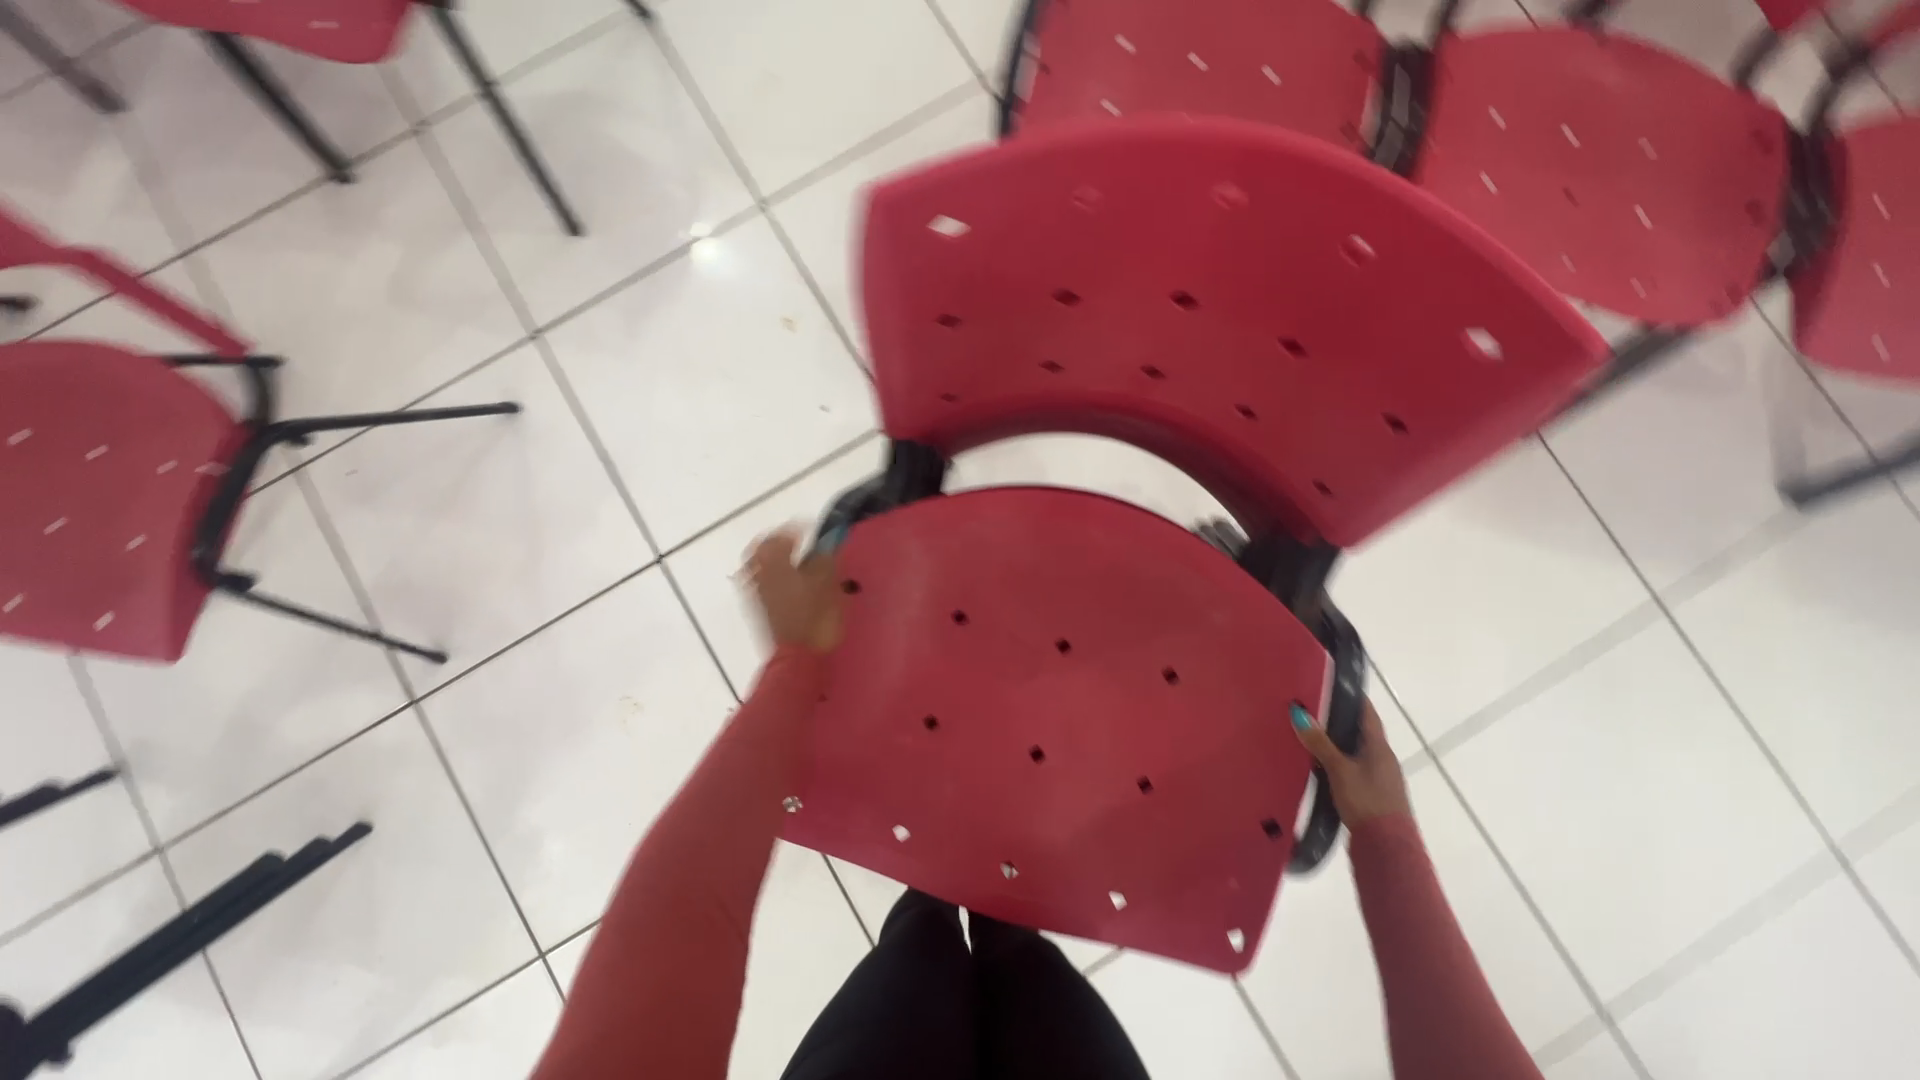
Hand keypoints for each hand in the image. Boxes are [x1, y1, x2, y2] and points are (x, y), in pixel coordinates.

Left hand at [744, 527, 842, 653]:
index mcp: (777, 563)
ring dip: (770, 556)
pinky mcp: (758, 609)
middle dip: (775, 539)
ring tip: (790, 558)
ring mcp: (757, 592)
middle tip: (795, 539)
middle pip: (759, 548)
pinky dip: (769, 574)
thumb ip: (826, 557)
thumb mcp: (828, 584)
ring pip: (756, 564)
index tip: (812, 529)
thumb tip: (830, 538)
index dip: (797, 528)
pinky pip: (758, 581)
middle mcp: (761, 574)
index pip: (781, 535)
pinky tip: (786, 581)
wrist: (798, 658)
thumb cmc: (816, 618)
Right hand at [1292, 697, 1410, 825]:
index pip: (1367, 713)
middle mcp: (1383, 758)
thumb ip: (1320, 743)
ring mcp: (1380, 778)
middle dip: (1339, 721)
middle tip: (1311, 709)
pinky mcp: (1373, 794)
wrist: (1387, 846)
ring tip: (1310, 735)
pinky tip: (1320, 766)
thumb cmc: (1366, 800)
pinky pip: (1353, 768)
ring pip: (1356, 751)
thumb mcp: (1339, 769)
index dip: (1352, 698)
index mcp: (1379, 747)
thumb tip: (1298, 712)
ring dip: (1337, 743)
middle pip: (1360, 732)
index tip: (1332, 686)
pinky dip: (1338, 762)